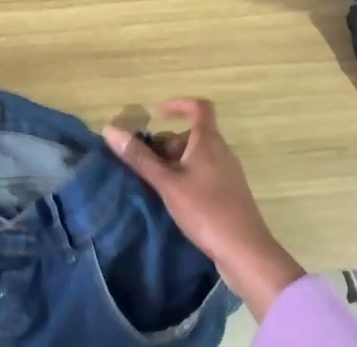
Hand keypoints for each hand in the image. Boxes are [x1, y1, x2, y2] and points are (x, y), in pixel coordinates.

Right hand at [102, 98, 305, 320]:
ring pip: (198, 155)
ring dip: (175, 161)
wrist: (246, 253)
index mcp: (209, 142)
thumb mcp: (167, 183)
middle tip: (147, 160)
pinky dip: (187, 176)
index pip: (199, 107)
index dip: (178, 104)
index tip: (157, 113)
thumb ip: (139, 157)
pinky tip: (175, 199)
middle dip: (168, 142)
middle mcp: (222, 152)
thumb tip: (110, 129)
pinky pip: (205, 173)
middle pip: (193, 134)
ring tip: (156, 182)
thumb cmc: (206, 210)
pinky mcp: (230, 194)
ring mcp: (228, 174)